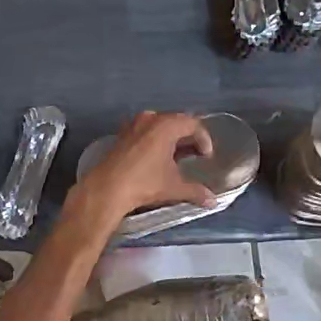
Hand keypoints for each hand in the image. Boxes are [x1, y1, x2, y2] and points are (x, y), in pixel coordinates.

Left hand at [71, 111, 216, 223]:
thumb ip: (196, 191)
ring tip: (178, 155)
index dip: (204, 139)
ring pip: (159, 125)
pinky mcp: (122, 134)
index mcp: (166, 125)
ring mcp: (134, 125)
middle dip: (188, 137)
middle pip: (176, 121)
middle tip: (196, 153)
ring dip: (171, 138)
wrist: (107, 189)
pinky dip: (155, 140)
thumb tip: (212, 201)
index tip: (206, 156)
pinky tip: (157, 157)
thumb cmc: (144, 183)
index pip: (193, 124)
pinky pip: (146, 131)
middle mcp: (150, 119)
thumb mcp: (174, 187)